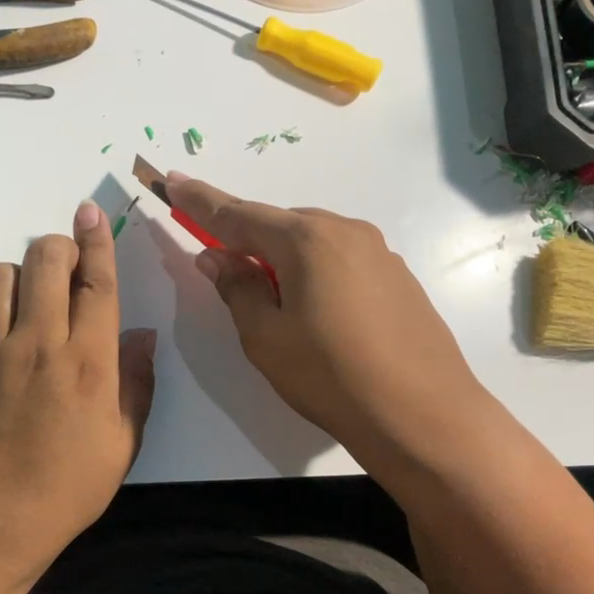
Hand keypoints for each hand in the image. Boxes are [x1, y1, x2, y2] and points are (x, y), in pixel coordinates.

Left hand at [0, 200, 156, 580]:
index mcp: (88, 362)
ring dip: (18, 277)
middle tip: (66, 269)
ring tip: (28, 304)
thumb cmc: (65, 494)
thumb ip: (135, 384)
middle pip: (43, 260)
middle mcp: (38, 344)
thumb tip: (140, 333)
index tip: (91, 211)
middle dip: (57, 248)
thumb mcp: (122, 447)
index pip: (96, 280)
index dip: (97, 239)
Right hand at [166, 173, 482, 453]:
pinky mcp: (397, 277)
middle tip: (224, 265)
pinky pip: (341, 262)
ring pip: (313, 244)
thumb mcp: (266, 339)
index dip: (200, 201)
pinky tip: (319, 315)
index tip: (172, 181)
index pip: (238, 215)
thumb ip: (238, 290)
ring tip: (275, 304)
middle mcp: (345, 232)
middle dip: (247, 239)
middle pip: (280, 226)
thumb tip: (217, 257)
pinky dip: (316, 274)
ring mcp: (378, 253)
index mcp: (306, 241)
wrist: (421, 412)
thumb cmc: (330, 376)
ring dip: (284, 260)